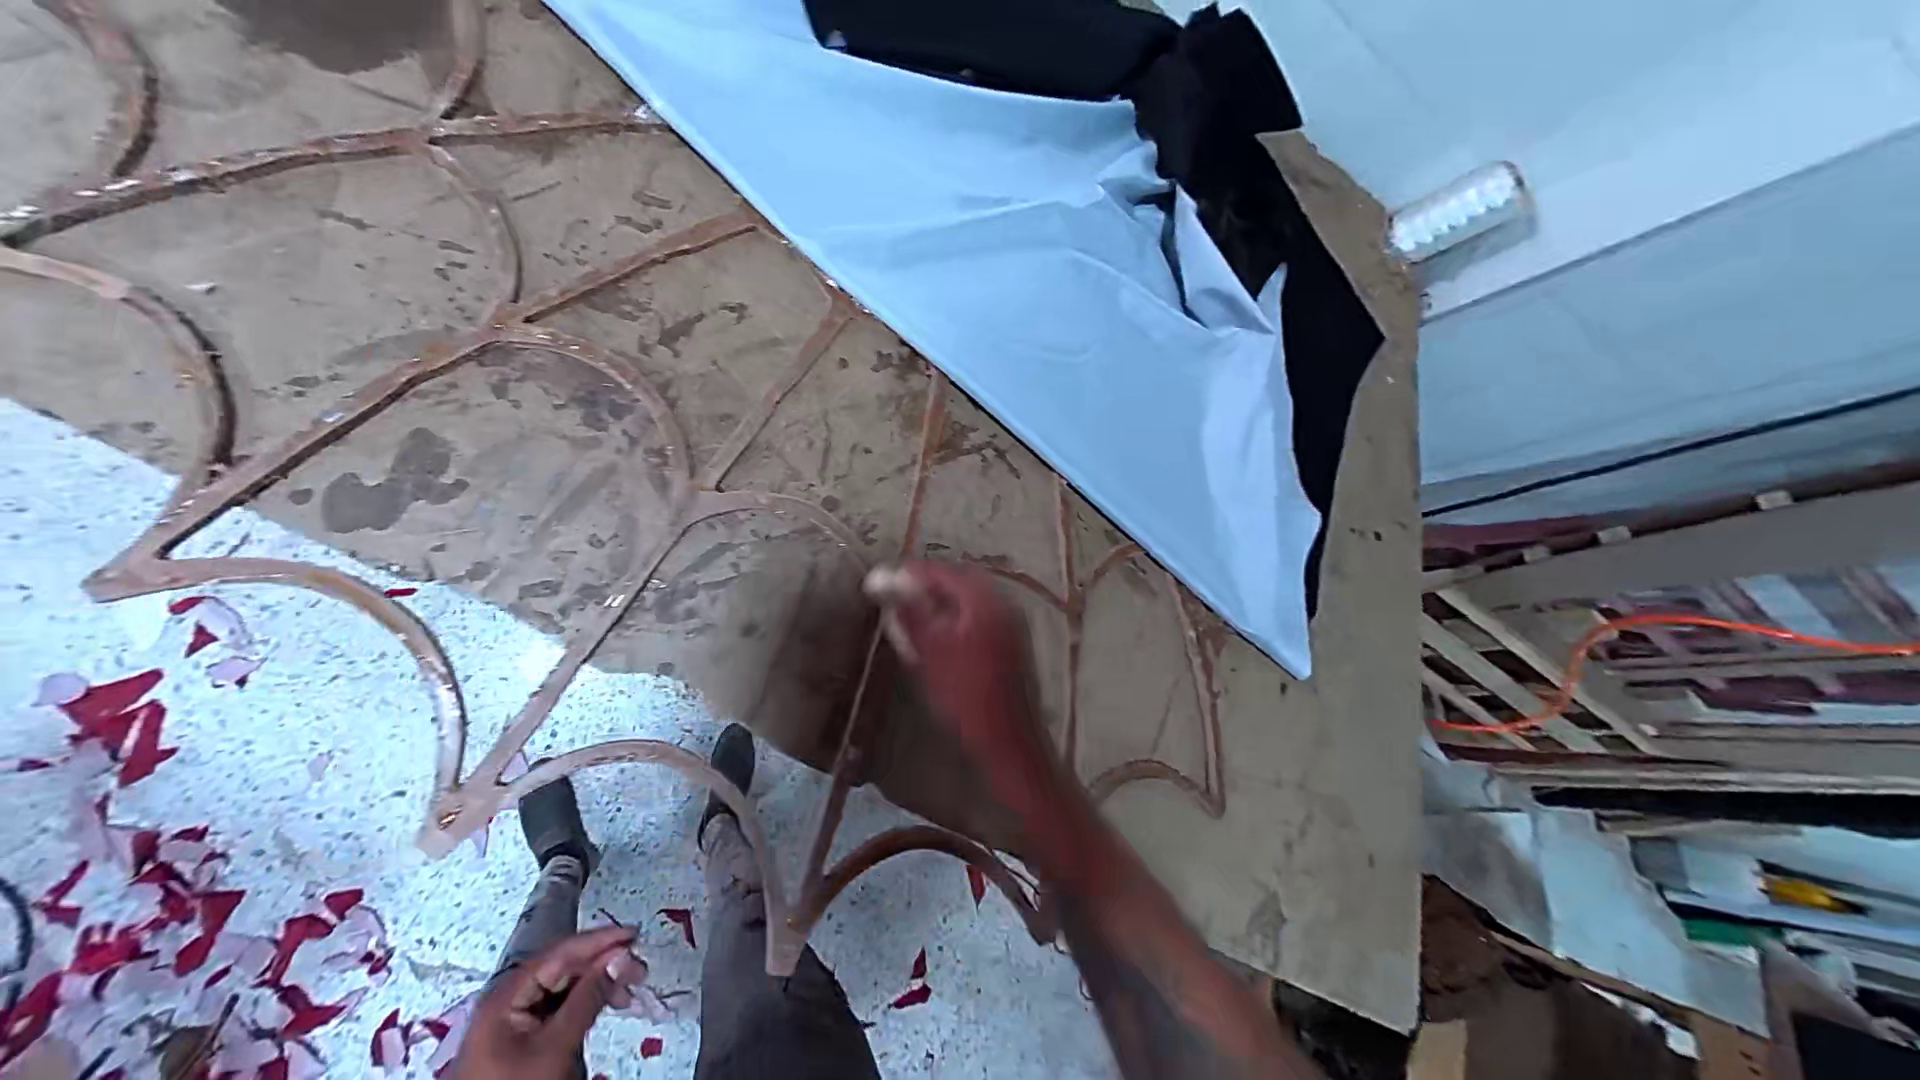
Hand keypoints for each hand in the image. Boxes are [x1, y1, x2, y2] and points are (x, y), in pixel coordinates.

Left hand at [451, 926, 644, 1078]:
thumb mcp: (556, 1046)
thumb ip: (589, 997)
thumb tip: (621, 957)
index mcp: (507, 996)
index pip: (560, 953)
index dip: (600, 940)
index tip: (634, 936)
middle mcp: (510, 999)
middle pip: (564, 968)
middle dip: (603, 965)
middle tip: (638, 970)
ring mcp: (516, 1019)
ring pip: (566, 986)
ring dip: (599, 984)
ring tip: (627, 993)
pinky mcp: (524, 1037)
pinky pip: (561, 1006)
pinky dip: (587, 1002)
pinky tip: (608, 1005)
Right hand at [866, 561, 1050, 777]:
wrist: (1006, 739)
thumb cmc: (966, 696)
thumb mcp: (930, 653)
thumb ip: (911, 615)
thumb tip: (891, 588)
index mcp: (984, 602)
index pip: (944, 572)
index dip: (911, 573)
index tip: (884, 578)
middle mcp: (1003, 605)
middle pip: (961, 580)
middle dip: (928, 583)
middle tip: (898, 590)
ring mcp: (1011, 623)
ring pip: (971, 598)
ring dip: (942, 598)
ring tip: (913, 610)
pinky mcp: (1012, 642)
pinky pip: (979, 614)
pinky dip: (956, 614)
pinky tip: (938, 630)